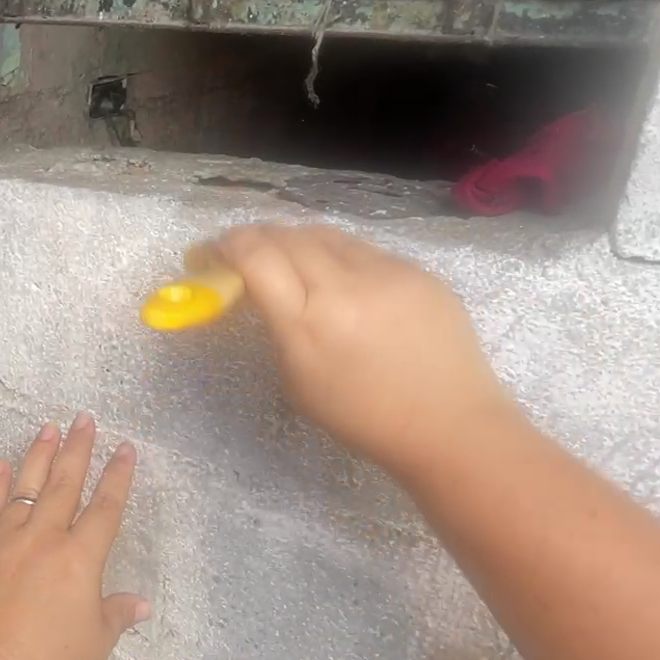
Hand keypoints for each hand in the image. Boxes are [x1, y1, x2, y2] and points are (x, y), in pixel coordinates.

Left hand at [0, 413, 149, 659]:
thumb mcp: (94, 644)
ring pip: (27, 487)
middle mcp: (45, 538)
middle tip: (84, 418)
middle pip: (65, 484)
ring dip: (39, 455)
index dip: (118, 476)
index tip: (125, 447)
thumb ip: (116, 616)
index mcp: (80, 558)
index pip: (106, 508)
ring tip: (48, 427)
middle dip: (78, 448)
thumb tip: (142, 604)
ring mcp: (7, 541)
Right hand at [216, 224, 517, 478]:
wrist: (450, 425)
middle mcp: (346, 286)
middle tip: (240, 250)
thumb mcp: (298, 379)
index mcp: (309, 323)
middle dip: (254, 236)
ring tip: (285, 256)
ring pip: (325, 234)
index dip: (225, 246)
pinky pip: (364, 250)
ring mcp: (388, 272)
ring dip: (295, 240)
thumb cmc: (362, 416)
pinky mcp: (418, 270)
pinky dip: (337, 256)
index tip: (209, 252)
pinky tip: (339, 277)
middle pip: (286, 235)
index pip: (256, 257)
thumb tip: (262, 287)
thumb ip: (278, 326)